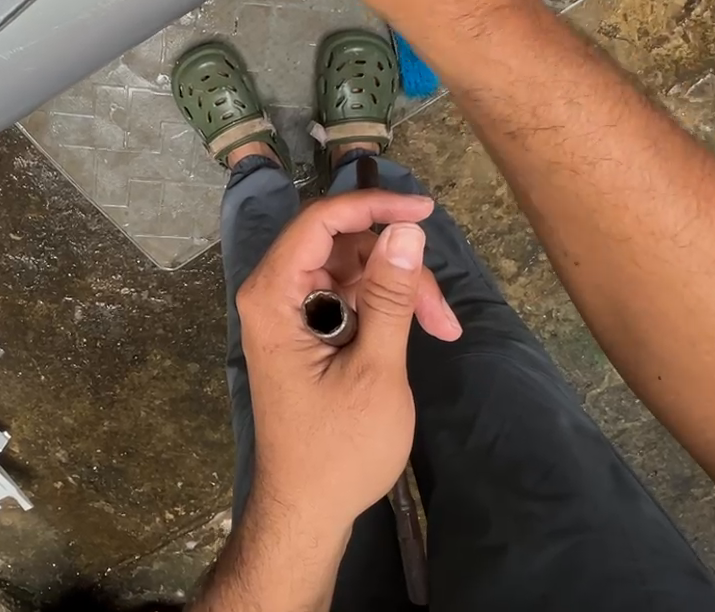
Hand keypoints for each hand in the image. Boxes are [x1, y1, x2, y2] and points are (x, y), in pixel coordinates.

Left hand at [236, 189, 462, 538]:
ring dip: (400, 289)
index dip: (372, 206)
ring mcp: (291, 307)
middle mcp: (275, 290)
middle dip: (397, 268)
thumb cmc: (337, 448)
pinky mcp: (309, 324)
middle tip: (442, 313)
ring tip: (442, 329)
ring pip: (354, 267)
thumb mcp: (375, 370)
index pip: (319, 222)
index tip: (425, 210)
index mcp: (272, 294)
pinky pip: (352, 292)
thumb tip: (407, 230)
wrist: (309, 508)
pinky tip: (424, 329)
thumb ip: (390, 296)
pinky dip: (388, 306)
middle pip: (343, 245)